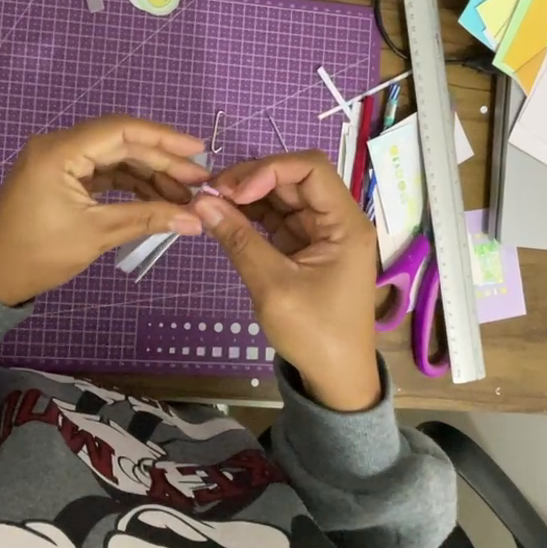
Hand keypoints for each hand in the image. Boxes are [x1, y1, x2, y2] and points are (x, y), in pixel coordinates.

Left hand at [0, 116, 210, 305]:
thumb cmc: (39, 254)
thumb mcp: (97, 234)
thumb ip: (148, 219)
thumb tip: (196, 219)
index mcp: (60, 151)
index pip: (121, 130)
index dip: (163, 138)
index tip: (198, 152)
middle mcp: (58, 145)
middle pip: (120, 142)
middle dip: (161, 161)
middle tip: (199, 181)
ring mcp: (58, 160)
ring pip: (113, 157)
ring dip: (148, 174)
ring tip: (184, 196)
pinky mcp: (60, 176)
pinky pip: (101, 171)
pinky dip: (129, 183)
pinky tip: (157, 198)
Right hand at [190, 151, 381, 410]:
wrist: (336, 379)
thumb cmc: (314, 333)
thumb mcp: (273, 286)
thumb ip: (238, 239)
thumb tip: (201, 202)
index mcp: (345, 223)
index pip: (310, 168)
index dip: (269, 169)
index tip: (234, 192)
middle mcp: (336, 220)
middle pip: (293, 178)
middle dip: (252, 179)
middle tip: (211, 194)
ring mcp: (320, 233)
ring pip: (282, 196)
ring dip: (247, 196)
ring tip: (211, 204)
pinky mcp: (304, 247)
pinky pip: (276, 218)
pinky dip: (250, 215)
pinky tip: (224, 218)